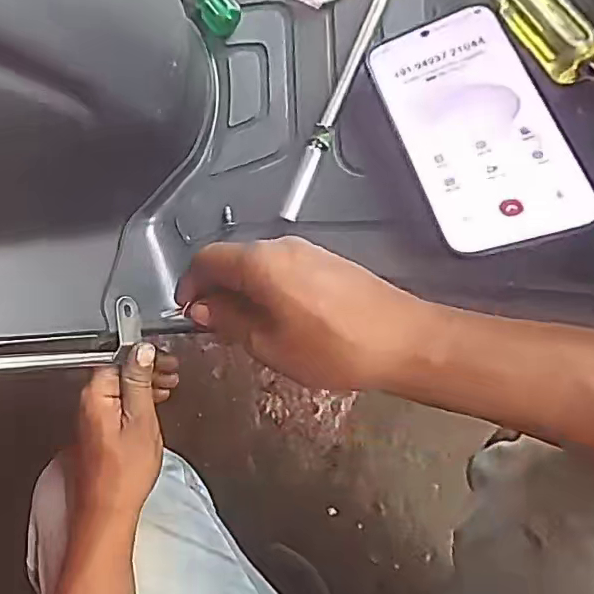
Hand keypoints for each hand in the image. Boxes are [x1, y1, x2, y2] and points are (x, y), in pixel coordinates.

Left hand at [67, 343, 170, 534]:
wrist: (108, 511)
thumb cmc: (123, 475)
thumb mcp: (141, 420)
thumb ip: (140, 382)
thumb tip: (141, 352)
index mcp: (95, 395)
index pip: (119, 358)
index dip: (144, 356)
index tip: (164, 360)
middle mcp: (87, 404)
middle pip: (117, 370)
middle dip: (146, 368)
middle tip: (169, 372)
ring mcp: (90, 418)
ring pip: (118, 388)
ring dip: (143, 384)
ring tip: (166, 388)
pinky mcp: (96, 432)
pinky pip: (117, 404)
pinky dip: (136, 401)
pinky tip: (150, 407)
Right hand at [175, 237, 433, 390]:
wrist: (405, 341)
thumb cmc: (338, 347)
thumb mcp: (269, 344)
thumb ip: (229, 321)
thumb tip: (204, 308)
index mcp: (261, 262)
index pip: (206, 259)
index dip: (189, 285)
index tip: (188, 311)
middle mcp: (282, 247)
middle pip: (230, 258)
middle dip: (214, 290)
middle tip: (214, 326)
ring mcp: (307, 251)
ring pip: (255, 264)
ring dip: (240, 291)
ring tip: (246, 329)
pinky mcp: (325, 262)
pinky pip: (280, 269)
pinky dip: (265, 289)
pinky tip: (277, 320)